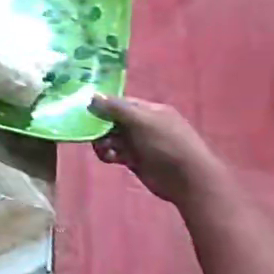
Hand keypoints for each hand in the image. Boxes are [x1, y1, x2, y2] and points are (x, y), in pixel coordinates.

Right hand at [89, 95, 226, 206]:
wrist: (188, 179)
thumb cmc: (166, 143)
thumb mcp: (142, 121)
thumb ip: (116, 108)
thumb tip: (93, 95)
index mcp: (149, 110)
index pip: (120, 103)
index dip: (103, 105)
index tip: (86, 110)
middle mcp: (143, 125)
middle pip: (113, 121)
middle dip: (100, 126)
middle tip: (91, 133)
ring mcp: (139, 143)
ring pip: (112, 138)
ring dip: (103, 142)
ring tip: (104, 149)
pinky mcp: (135, 161)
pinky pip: (115, 153)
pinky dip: (109, 154)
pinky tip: (110, 158)